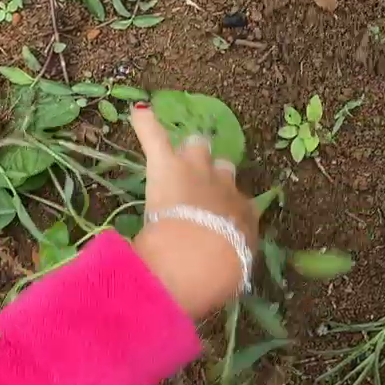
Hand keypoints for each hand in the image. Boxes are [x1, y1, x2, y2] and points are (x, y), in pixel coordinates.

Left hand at [127, 103, 257, 317]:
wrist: (201, 257)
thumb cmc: (220, 272)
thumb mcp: (234, 271)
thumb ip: (229, 262)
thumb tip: (225, 268)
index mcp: (243, 214)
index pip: (239, 203)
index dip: (226, 209)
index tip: (217, 220)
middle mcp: (225, 187)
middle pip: (222, 169)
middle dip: (211, 174)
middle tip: (197, 187)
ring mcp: (196, 173)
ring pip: (197, 148)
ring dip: (189, 153)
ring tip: (178, 155)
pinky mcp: (168, 167)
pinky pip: (157, 139)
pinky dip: (148, 126)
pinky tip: (141, 112)